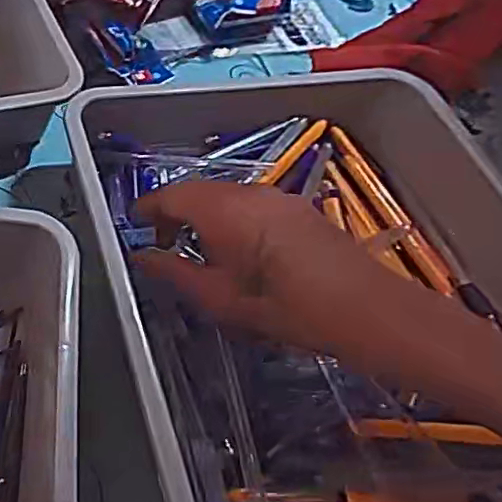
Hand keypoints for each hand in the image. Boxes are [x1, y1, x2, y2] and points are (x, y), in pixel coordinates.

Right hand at [130, 180, 457, 368]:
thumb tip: (141, 257)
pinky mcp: (296, 206)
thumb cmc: (285, 307)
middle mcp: (247, 192)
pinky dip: (229, 216)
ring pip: (224, 194)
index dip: (147, 208)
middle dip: (173, 212)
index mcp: (221, 210)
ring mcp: (276, 196)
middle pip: (196, 190)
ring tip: (200, 250)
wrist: (366, 310)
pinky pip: (249, 201)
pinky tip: (237, 248)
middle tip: (163, 243)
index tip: (134, 224)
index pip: (169, 195)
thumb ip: (172, 272)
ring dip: (202, 214)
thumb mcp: (218, 297)